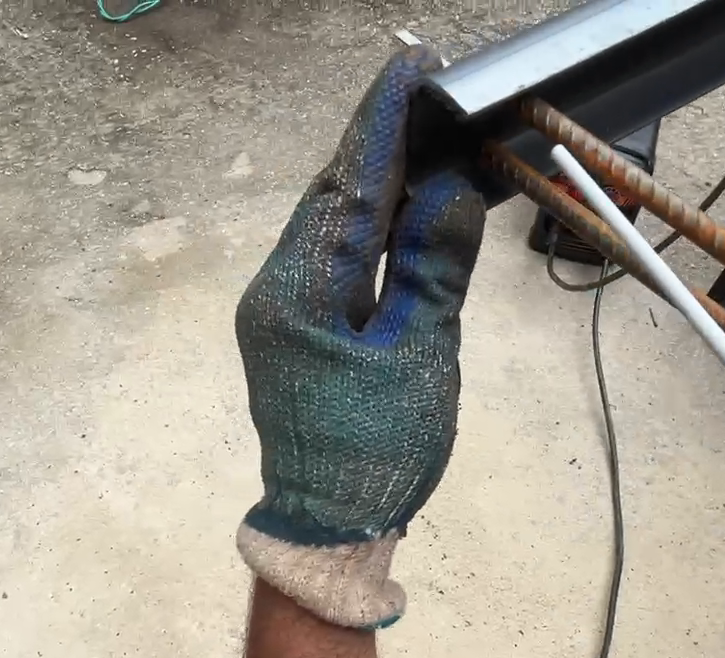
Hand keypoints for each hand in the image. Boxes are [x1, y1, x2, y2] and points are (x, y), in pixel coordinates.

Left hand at [235, 46, 486, 628]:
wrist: (328, 524)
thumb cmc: (379, 451)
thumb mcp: (420, 356)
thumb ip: (434, 268)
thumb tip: (450, 189)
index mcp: (300, 293)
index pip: (346, 187)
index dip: (380, 125)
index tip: (411, 66)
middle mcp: (273, 291)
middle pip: (329, 201)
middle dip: (376, 150)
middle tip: (427, 103)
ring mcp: (274, 313)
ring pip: (326, 231)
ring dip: (370, 192)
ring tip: (420, 149)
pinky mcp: (287, 334)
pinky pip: (326, 266)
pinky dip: (362, 237)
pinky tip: (394, 218)